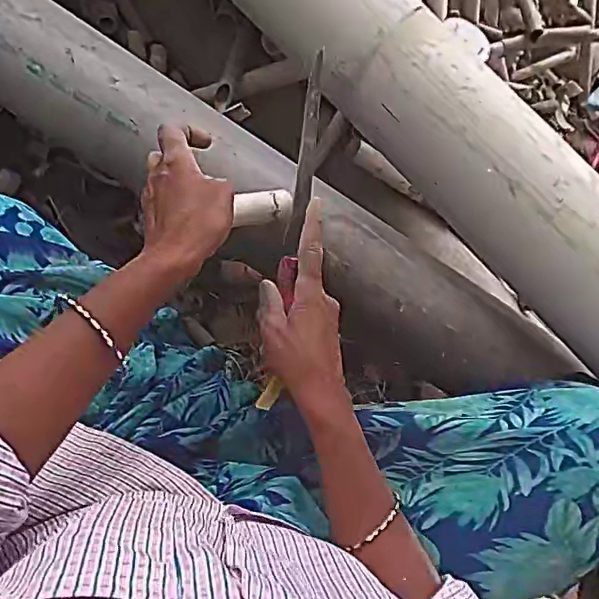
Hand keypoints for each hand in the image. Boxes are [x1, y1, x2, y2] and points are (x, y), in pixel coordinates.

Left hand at [140, 124, 233, 278]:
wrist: (173, 257)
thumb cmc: (194, 227)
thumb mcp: (225, 196)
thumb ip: (223, 183)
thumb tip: (223, 185)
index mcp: (175, 162)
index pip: (173, 130)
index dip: (190, 131)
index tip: (203, 142)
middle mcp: (158, 176)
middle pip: (163, 154)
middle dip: (181, 159)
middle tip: (199, 169)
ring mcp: (151, 196)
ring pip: (161, 179)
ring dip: (178, 183)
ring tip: (198, 196)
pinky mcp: (151, 216)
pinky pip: (162, 202)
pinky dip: (174, 204)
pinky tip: (190, 216)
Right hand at [257, 200, 347, 419]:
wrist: (322, 391)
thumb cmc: (297, 363)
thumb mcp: (272, 330)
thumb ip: (269, 302)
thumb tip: (269, 285)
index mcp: (311, 295)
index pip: (310, 253)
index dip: (311, 227)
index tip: (316, 206)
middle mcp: (325, 301)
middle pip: (302, 279)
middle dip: (285, 287)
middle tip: (273, 310)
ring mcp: (329, 315)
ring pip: (303, 298)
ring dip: (288, 307)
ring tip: (278, 334)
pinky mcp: (329, 328)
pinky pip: (309, 313)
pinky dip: (295, 318)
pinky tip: (287, 341)